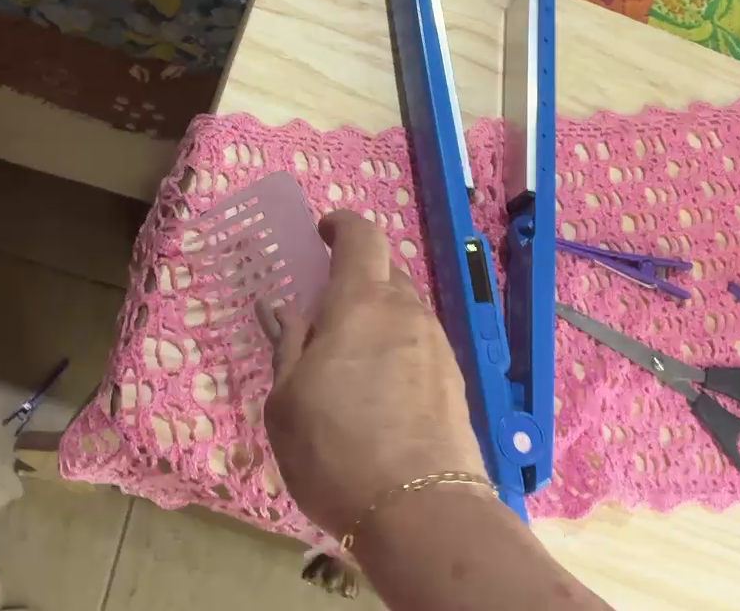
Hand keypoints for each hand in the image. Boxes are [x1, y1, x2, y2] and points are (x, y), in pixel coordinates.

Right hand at [263, 210, 486, 535]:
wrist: (421, 514)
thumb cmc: (335, 449)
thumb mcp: (285, 400)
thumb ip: (287, 345)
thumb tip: (285, 309)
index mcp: (360, 303)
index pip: (362, 237)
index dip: (342, 226)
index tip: (322, 233)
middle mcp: (405, 312)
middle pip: (384, 273)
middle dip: (355, 281)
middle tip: (326, 316)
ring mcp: (436, 346)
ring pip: (403, 311)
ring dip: (376, 319)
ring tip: (351, 363)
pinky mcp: (454, 381)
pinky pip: (418, 344)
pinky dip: (396, 349)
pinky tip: (380, 393)